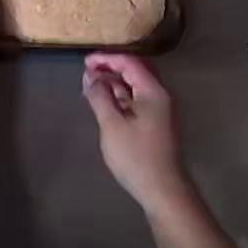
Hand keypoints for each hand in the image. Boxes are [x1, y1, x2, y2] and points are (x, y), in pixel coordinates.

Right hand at [83, 53, 193, 213]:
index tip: (84, 61)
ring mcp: (160, 110)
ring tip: (92, 86)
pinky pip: (138, 100)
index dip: (106, 59)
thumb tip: (90, 76)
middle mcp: (160, 96)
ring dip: (115, 82)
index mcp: (153, 91)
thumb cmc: (136, 156)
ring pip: (136, 87)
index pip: (130, 63)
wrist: (162, 189)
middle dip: (111, 67)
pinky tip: (106, 103)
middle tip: (88, 70)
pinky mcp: (157, 124)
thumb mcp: (111, 124)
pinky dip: (121, 96)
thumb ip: (99, 97)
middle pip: (136, 71)